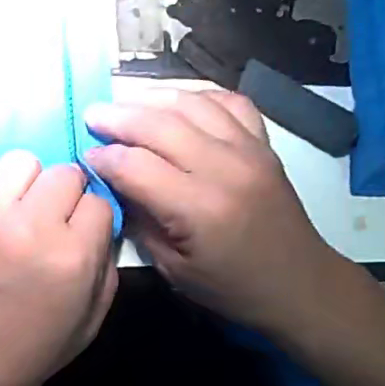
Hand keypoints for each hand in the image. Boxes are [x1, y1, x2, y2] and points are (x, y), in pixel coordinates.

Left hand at [0, 150, 117, 385]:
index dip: (94, 224)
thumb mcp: (88, 326)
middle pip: (66, 174)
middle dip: (68, 198)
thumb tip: (102, 229)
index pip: (100, 205)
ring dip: (31, 184)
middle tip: (53, 225)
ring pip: (24, 161)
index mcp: (70, 257)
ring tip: (23, 213)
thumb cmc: (24, 355)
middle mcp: (30, 225)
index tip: (81, 241)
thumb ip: (105, 270)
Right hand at [83, 87, 351, 339]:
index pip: (137, 165)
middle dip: (119, 117)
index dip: (105, 158)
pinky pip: (230, 103)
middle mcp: (224, 169)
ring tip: (126, 105)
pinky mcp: (264, 145)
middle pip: (160, 124)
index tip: (86, 156)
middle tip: (92, 115)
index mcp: (199, 209)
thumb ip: (142, 222)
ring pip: (193, 104)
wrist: (298, 284)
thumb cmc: (232, 288)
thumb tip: (115, 184)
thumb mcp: (174, 269)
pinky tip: (179, 103)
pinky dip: (200, 96)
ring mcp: (249, 150)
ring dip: (153, 99)